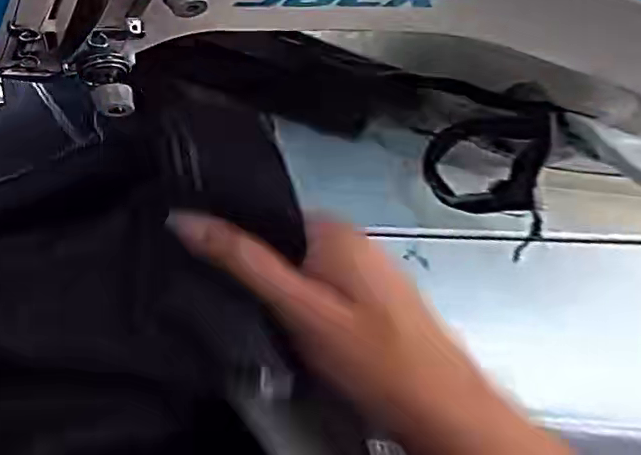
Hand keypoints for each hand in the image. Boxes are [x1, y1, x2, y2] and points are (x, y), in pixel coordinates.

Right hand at [169, 214, 565, 454]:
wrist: (455, 428)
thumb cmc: (379, 365)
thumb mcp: (297, 309)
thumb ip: (240, 260)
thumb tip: (186, 220)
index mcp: (332, 226)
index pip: (260, 212)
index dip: (234, 240)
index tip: (215, 270)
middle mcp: (352, 239)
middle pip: (280, 245)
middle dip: (263, 277)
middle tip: (258, 313)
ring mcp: (368, 271)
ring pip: (301, 274)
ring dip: (286, 300)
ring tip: (286, 334)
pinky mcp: (377, 302)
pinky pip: (323, 294)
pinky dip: (310, 315)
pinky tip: (316, 347)